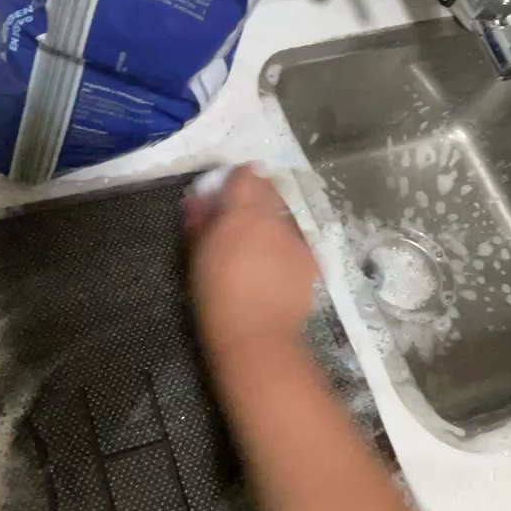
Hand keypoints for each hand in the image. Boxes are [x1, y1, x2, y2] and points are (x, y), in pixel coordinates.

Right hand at [182, 166, 319, 357]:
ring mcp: (296, 238)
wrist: (255, 336)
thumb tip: (198, 199)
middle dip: (256, 194)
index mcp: (241, 212)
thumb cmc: (215, 296)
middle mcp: (273, 218)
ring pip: (285, 214)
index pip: (244, 174)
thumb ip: (200, 221)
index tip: (227, 191)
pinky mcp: (313, 259)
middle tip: (242, 214)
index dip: (235, 179)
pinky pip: (299, 240)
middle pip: (269, 188)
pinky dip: (287, 244)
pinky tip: (277, 265)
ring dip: (272, 219)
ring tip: (260, 244)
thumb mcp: (197, 256)